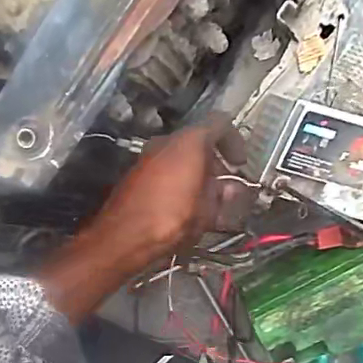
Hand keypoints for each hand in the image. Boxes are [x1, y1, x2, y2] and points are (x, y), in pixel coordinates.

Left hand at [37, 121, 221, 320]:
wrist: (122, 238)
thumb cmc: (171, 219)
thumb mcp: (207, 210)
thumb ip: (221, 195)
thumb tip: (229, 189)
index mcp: (189, 141)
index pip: (220, 124)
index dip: (235, 142)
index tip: (240, 164)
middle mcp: (165, 142)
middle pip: (198, 142)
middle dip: (214, 164)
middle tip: (224, 188)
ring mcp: (146, 157)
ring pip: (179, 158)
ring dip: (195, 175)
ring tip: (206, 203)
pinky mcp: (134, 175)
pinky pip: (164, 171)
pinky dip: (177, 182)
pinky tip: (183, 207)